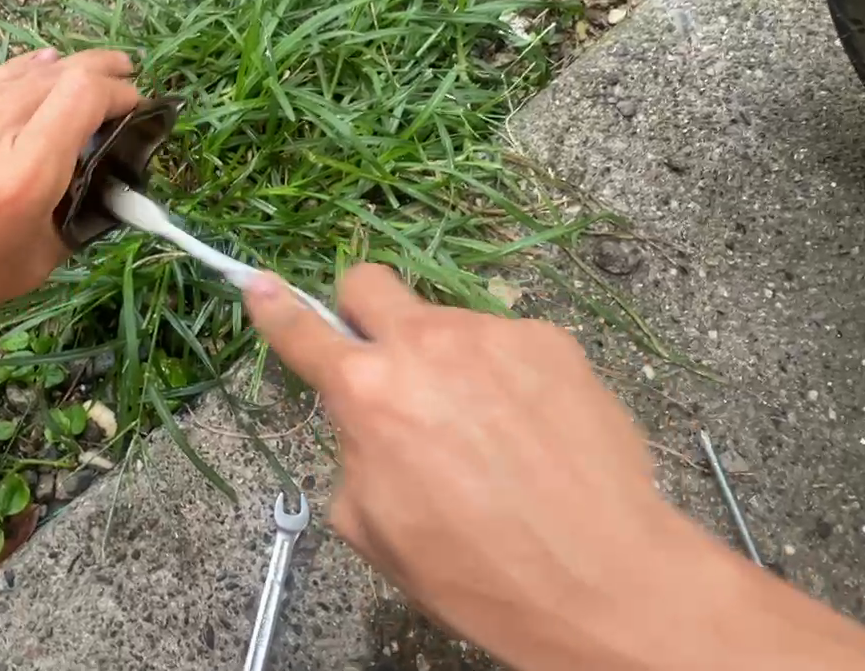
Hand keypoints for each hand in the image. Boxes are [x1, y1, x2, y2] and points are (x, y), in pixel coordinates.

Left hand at [0, 48, 138, 354]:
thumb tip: (102, 165)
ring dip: (54, 71)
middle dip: (97, 69)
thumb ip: (74, 205)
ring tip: (75, 75)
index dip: (118, 87)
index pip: (83, 94)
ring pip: (14, 70)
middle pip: (56, 71)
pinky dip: (6, 83)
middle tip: (121, 72)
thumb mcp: (34, 261)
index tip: (133, 96)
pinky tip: (18, 88)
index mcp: (18, 176)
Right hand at [244, 265, 728, 668]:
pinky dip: (504, 373)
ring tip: (487, 427)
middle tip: (390, 360)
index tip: (258, 283)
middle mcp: (422, 345)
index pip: (302, 332)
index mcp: (366, 393)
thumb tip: (362, 421)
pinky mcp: (545, 337)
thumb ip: (352, 453)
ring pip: (443, 321)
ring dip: (446, 358)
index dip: (273, 306)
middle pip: (368, 281)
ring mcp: (487, 332)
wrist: (607, 583)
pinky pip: (503, 341)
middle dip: (365, 312)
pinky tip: (532, 426)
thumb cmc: (477, 573)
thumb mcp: (375, 527)